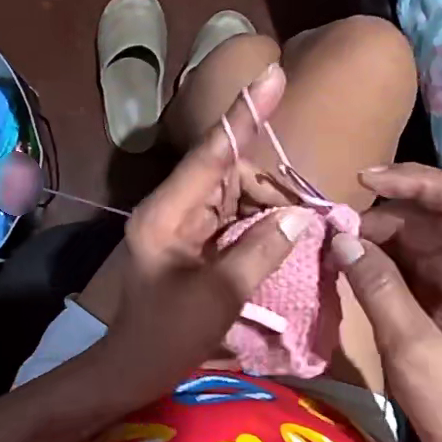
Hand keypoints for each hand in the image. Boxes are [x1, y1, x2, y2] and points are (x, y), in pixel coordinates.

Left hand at [89, 65, 309, 406]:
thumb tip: (297, 217)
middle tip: (308, 208)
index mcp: (167, 213)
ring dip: (267, 204)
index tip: (273, 75)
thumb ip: (260, 250)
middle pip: (226, 171)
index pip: (212, 153)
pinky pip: (229, 216)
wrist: (132, 367)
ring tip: (299, 227)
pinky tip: (281, 236)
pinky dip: (257, 222)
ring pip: (232, 193)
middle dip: (269, 182)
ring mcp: (179, 223)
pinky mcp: (189, 240)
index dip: (245, 114)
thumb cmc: (168, 335)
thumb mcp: (219, 295)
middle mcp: (171, 208)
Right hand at [330, 164, 441, 441]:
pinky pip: (408, 253)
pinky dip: (377, 250)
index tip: (365, 180)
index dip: (417, 181)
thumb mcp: (408, 343)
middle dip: (387, 207)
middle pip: (439, 209)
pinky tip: (349, 259)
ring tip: (337, 243)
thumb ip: (376, 285)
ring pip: (420, 229)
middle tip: (339, 223)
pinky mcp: (441, 290)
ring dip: (377, 228)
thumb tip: (341, 237)